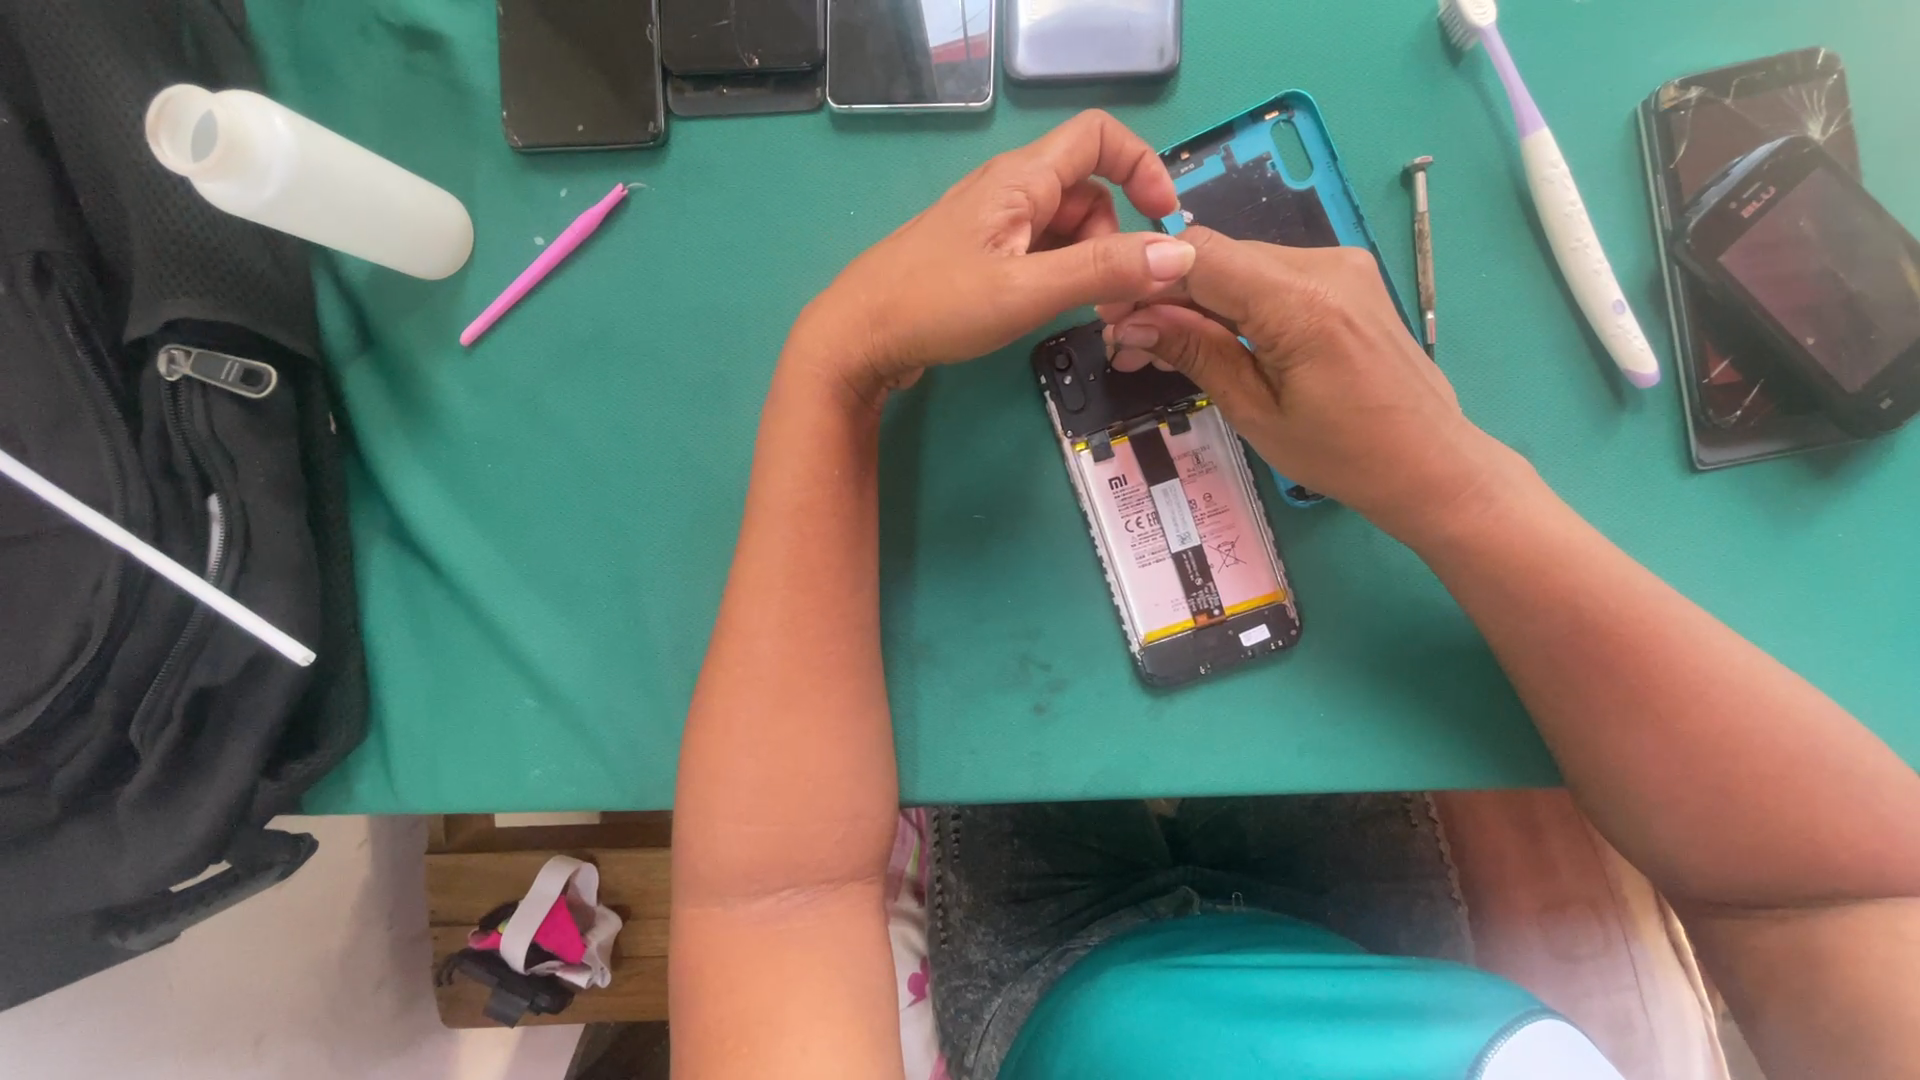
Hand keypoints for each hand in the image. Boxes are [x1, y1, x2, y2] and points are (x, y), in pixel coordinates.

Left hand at [790, 110, 1191, 405]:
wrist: (857, 338)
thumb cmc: (937, 306)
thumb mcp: (1027, 290)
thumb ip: (1102, 270)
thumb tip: (1179, 254)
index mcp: (1021, 180)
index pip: (1099, 137)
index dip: (1142, 166)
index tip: (1165, 219)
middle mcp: (1008, 191)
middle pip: (1087, 194)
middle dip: (1116, 239)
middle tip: (1118, 301)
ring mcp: (989, 227)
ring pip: (1062, 230)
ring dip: (1088, 265)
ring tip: (1089, 315)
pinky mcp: (977, 259)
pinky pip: (1035, 255)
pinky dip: (1058, 278)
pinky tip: (1053, 313)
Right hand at [1102, 228, 1510, 538]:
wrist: (1429, 462)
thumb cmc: (1341, 454)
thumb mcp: (1253, 411)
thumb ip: (1195, 353)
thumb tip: (1131, 324)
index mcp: (1301, 300)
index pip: (1201, 256)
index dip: (1147, 279)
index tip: (1112, 317)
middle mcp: (1324, 264)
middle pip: (1218, 255)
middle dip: (1165, 295)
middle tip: (1130, 343)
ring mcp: (1340, 266)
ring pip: (1240, 265)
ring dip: (1196, 301)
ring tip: (1163, 350)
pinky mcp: (1346, 279)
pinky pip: (1269, 278)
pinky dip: (1231, 304)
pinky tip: (1210, 340)